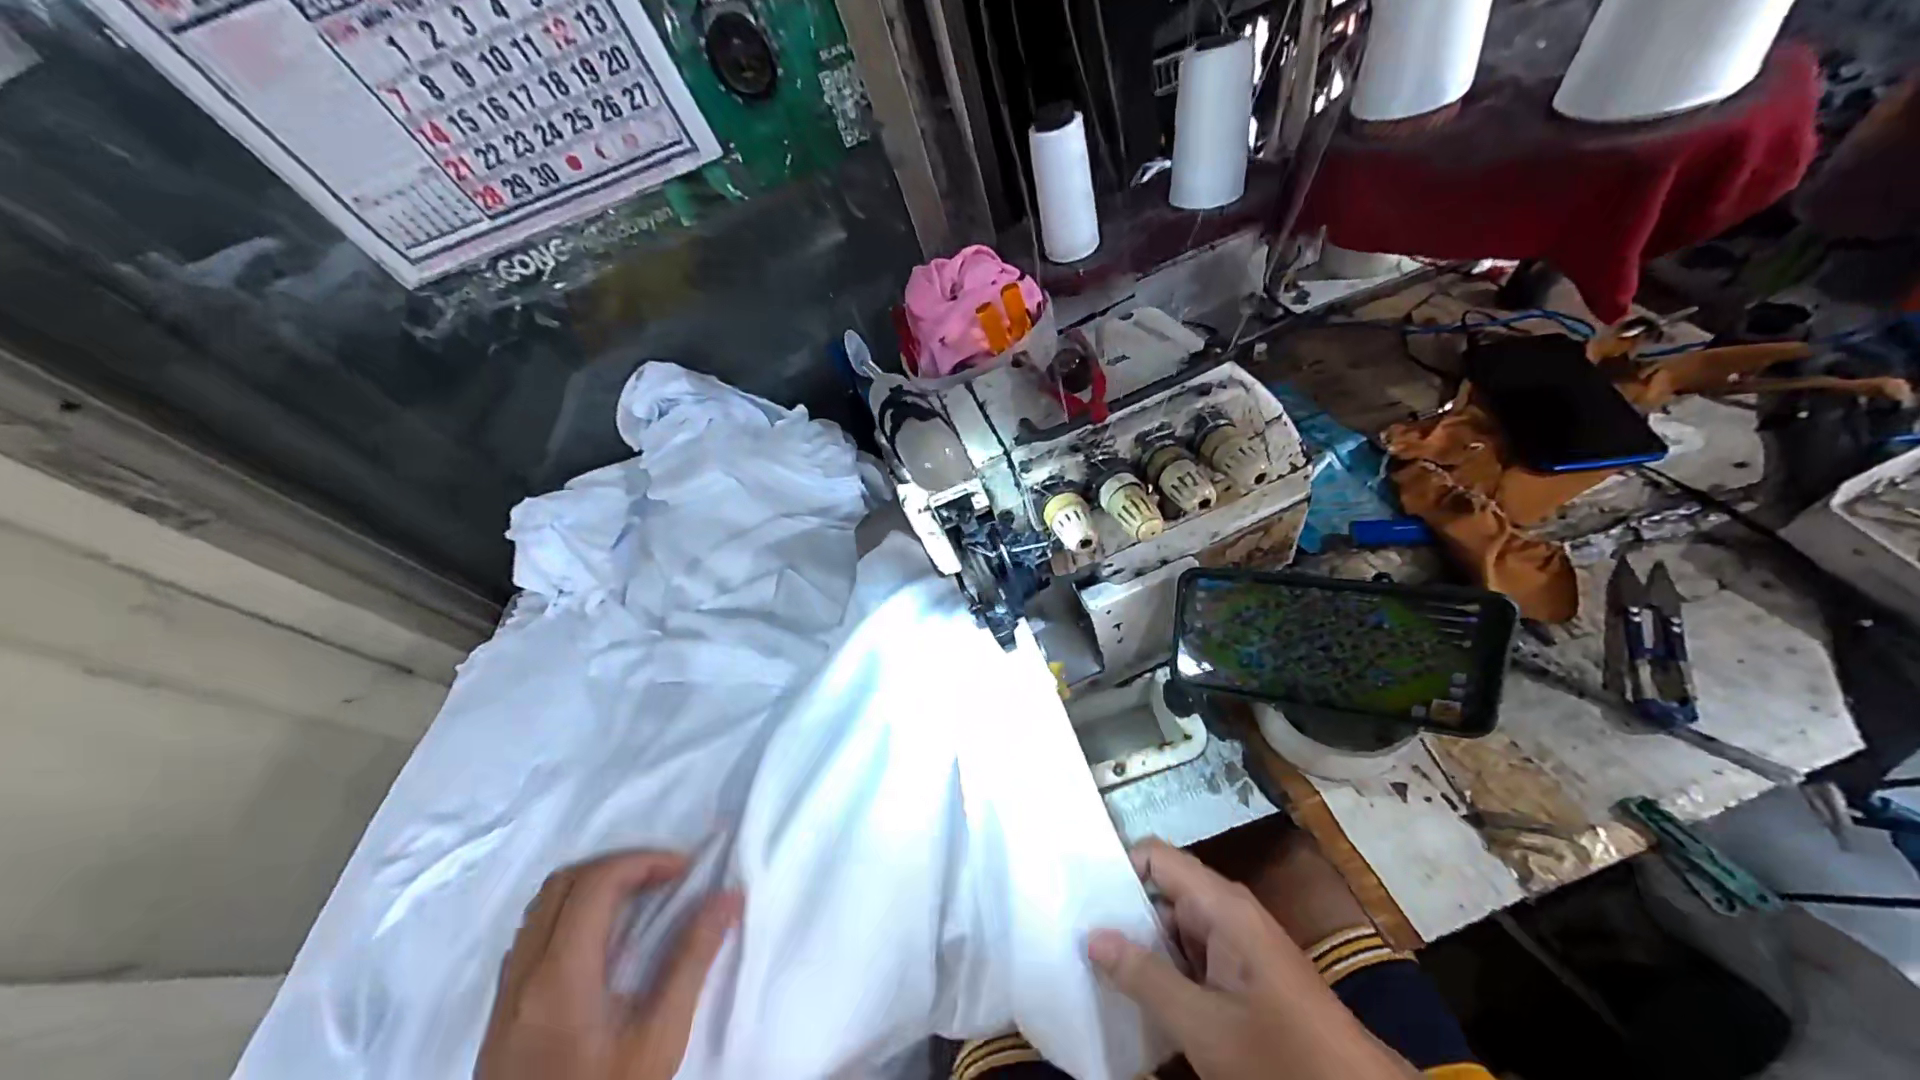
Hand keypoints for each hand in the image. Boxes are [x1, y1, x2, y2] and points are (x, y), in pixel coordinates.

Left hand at [476, 851, 741, 1079]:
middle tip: (665, 877)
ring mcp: (505, 992)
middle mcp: (523, 973)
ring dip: (592, 884)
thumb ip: (692, 959)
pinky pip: (531, 933)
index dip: (644, 861)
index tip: (684, 870)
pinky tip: (604, 938)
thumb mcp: (660, 1037)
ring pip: (541, 904)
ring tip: (639, 899)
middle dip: (620, 864)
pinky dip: (571, 912)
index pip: (596, 883)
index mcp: (560, 975)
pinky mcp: (501, 1010)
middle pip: (564, 882)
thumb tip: (729, 897)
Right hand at [1087, 839, 1418, 1079]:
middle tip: (1075, 937)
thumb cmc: (1280, 1055)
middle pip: (1161, 892)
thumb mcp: (1202, 1023)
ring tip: (1093, 966)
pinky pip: (1190, 957)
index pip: (1156, 857)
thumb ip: (1144, 976)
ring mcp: (1235, 944)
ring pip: (1173, 928)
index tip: (1080, 895)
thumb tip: (1092, 935)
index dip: (1118, 867)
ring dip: (1141, 947)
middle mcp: (1226, 913)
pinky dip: (1164, 971)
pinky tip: (1136, 996)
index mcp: (1220, 905)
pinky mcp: (1240, 974)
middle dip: (1122, 914)